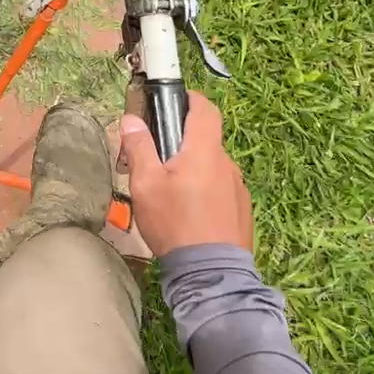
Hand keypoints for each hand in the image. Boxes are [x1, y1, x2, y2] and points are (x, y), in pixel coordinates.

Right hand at [120, 92, 253, 257]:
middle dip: (179, 141)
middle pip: (204, 139)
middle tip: (152, 157)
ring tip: (166, 190)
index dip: (189, 98)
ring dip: (190, 168)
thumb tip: (132, 120)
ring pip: (210, 165)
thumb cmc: (174, 222)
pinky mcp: (241, 210)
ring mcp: (237, 188)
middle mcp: (226, 164)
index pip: (205, 109)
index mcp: (204, 151)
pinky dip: (202, 189)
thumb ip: (139, 148)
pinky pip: (219, 187)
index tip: (169, 101)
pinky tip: (186, 210)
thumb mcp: (145, 183)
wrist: (211, 275)